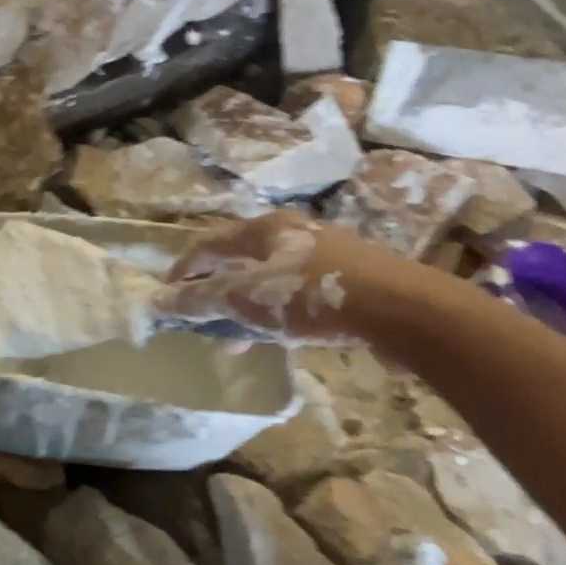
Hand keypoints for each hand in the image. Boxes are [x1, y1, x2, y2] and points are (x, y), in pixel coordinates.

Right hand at [158, 211, 410, 341]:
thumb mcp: (246, 298)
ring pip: (273, 279)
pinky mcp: (359, 283)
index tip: (167, 294)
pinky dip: (281, 313)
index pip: (209, 242)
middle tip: (202, 315)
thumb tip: (157, 303)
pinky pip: (302, 295)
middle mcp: (297, 232)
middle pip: (242, 259)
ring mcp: (331, 256)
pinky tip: (284, 337)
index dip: (184, 268)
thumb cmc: (314, 294)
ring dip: (250, 305)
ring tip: (239, 337)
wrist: (409, 311)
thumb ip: (200, 300)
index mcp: (266, 227)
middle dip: (218, 289)